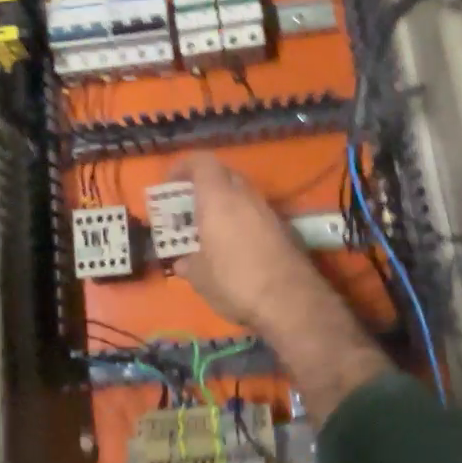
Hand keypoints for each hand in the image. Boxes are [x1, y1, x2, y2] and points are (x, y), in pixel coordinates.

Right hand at [170, 151, 326, 333]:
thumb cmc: (234, 281)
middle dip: (205, 186)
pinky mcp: (286, 229)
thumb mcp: (200, 278)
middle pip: (224, 175)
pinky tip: (237, 247)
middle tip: (191, 207)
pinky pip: (258, 215)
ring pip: (243, 195)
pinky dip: (244, 221)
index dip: (184, 166)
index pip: (201, 162)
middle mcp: (245, 195)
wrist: (290, 301)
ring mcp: (269, 211)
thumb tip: (183, 262)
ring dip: (226, 205)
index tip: (170, 183)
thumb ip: (189, 263)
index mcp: (218, 198)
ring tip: (212, 230)